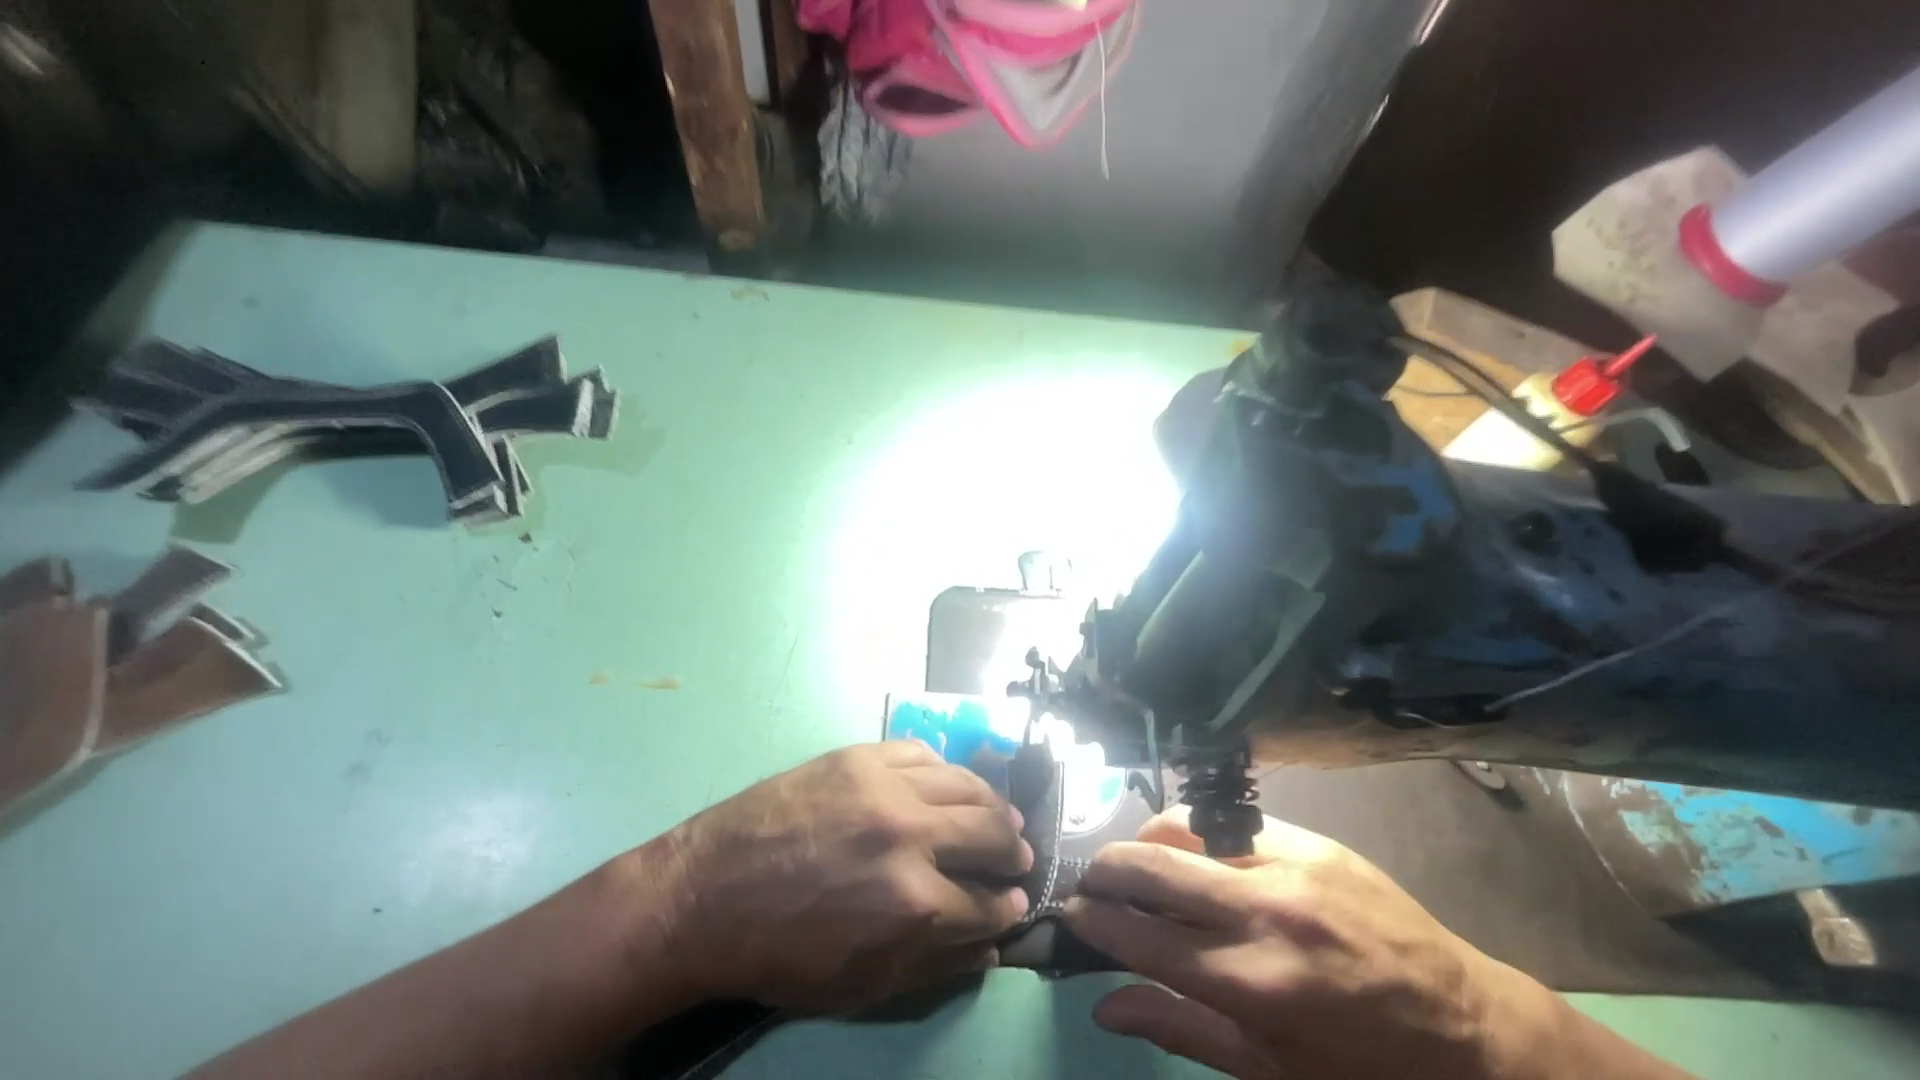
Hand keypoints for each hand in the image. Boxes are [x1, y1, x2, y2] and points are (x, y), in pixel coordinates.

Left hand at [648, 741, 1032, 1012]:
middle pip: (993, 834)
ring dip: (994, 805)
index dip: (1009, 907)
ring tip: (998, 817)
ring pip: (968, 785)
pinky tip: (948, 785)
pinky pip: (922, 753)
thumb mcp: (860, 986)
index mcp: (915, 904)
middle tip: (1017, 858)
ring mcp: (885, 787)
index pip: (990, 904)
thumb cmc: (779, 954)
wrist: (704, 897)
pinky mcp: (858, 757)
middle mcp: (912, 837)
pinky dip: (946, 771)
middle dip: (1015, 853)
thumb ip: (935, 966)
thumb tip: (993, 947)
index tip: (1015, 902)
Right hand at [1064, 807, 1676, 1079]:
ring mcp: (1292, 866)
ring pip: (1185, 826)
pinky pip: (1232, 822)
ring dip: (1150, 843)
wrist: (1465, 1025)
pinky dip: (1202, 837)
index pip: (1138, 934)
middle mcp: (1265, 913)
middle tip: (1093, 884)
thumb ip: (1178, 1028)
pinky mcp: (1315, 841)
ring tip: (1146, 868)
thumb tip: (1103, 1005)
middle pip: (1151, 863)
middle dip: (1105, 868)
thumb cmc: (1358, 1065)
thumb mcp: (1267, 1069)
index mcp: (1251, 984)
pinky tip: (1205, 860)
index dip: (1092, 919)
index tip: (1070, 913)